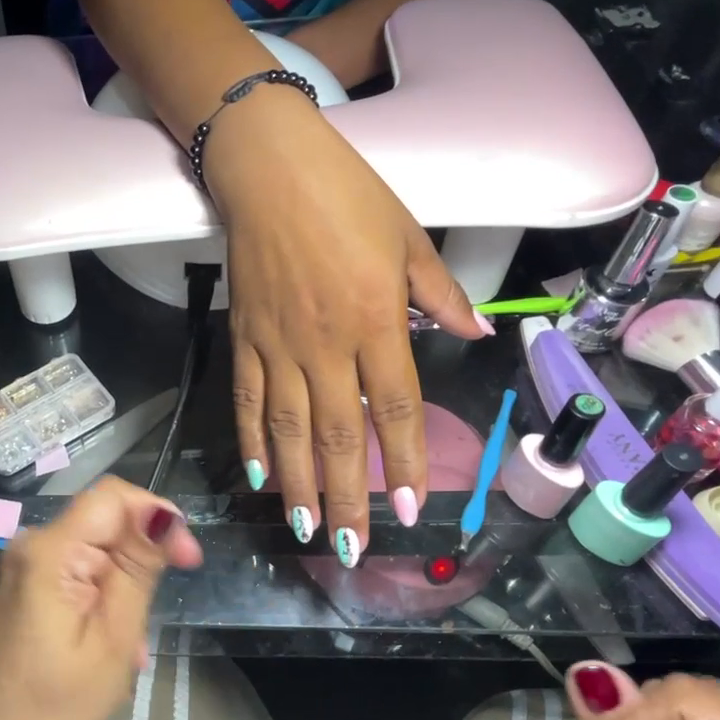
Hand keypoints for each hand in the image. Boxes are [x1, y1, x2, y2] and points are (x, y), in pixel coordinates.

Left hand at [0, 479, 201, 719]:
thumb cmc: (53, 703)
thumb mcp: (112, 639)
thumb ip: (137, 569)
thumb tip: (164, 514)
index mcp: (50, 551)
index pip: (113, 496)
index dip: (156, 515)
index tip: (185, 560)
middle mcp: (32, 543)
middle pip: (104, 523)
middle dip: (140, 562)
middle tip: (150, 621)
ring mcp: (24, 563)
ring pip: (95, 549)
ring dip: (123, 588)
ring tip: (130, 646)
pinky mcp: (24, 582)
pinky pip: (75, 570)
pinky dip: (100, 598)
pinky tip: (108, 643)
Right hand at [207, 91, 486, 565]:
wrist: (268, 170)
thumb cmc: (346, 195)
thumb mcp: (408, 237)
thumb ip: (439, 295)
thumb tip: (476, 337)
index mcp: (376, 319)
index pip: (394, 407)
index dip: (405, 462)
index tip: (411, 508)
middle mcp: (325, 344)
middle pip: (339, 434)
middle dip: (347, 497)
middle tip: (352, 549)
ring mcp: (278, 345)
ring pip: (289, 429)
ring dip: (298, 484)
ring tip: (305, 529)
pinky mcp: (244, 338)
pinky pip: (248, 399)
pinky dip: (252, 440)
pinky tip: (259, 474)